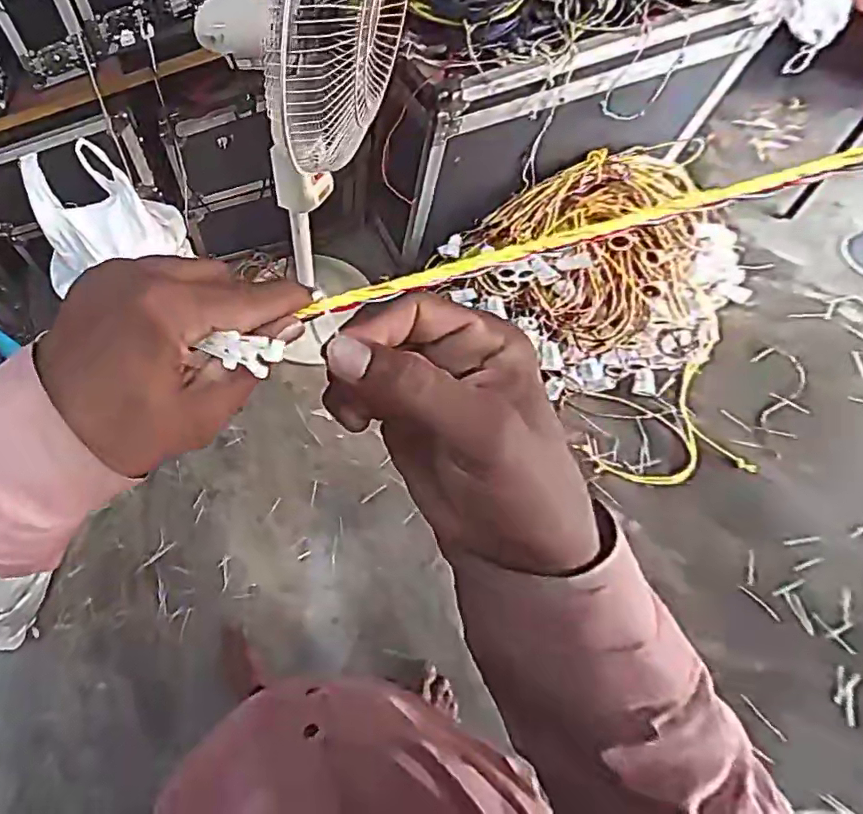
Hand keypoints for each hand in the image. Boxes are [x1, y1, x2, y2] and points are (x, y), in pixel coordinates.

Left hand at [35, 257, 310, 477]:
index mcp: (165, 310)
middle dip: (240, 304)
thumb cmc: (120, 431)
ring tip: (198, 338)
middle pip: (218, 276)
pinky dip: (173, 292)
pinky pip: (156, 271)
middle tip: (244, 340)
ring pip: (189, 269)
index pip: (243, 297)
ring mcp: (117, 271)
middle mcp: (140, 275)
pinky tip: (167, 326)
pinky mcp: (101, 275)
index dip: (281, 299)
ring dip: (206, 296)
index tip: (306, 299)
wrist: (48, 427)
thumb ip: (247, 366)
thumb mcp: (197, 415)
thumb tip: (281, 330)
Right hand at [321, 293, 599, 576]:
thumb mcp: (477, 428)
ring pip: (362, 358)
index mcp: (481, 340)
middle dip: (356, 356)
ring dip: (346, 380)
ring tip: (352, 414)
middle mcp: (447, 353)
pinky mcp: (397, 411)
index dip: (376, 327)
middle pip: (381, 330)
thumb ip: (410, 386)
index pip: (414, 311)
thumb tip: (341, 350)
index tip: (347, 356)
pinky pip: (357, 388)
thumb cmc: (522, 484)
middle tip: (346, 389)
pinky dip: (345, 399)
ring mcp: (419, 383)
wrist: (518, 552)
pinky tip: (355, 422)